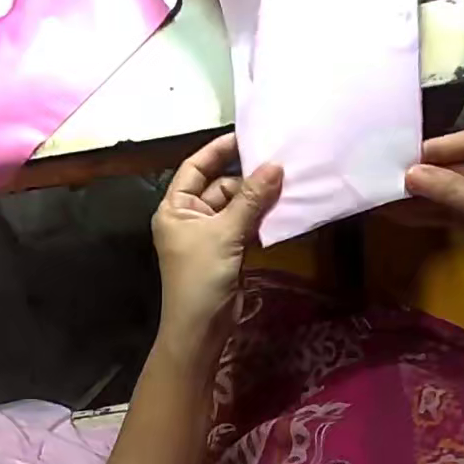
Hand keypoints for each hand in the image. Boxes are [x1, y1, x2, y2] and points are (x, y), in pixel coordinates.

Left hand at [152, 133, 282, 342]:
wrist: (201, 327)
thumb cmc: (201, 276)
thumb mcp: (225, 233)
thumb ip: (250, 200)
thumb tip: (276, 166)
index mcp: (175, 207)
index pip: (195, 168)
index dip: (218, 151)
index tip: (247, 136)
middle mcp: (190, 217)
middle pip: (220, 186)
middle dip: (247, 178)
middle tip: (280, 164)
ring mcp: (210, 235)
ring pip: (237, 207)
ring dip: (258, 199)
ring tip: (288, 183)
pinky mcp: (227, 251)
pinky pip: (245, 226)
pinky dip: (261, 220)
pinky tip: (283, 210)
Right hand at [405, 128, 463, 334]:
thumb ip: (450, 190)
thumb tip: (409, 173)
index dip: (438, 149)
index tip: (401, 158)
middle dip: (429, 176)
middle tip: (388, 181)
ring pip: (460, 192)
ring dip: (428, 198)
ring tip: (388, 200)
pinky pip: (462, 213)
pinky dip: (438, 215)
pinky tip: (407, 217)